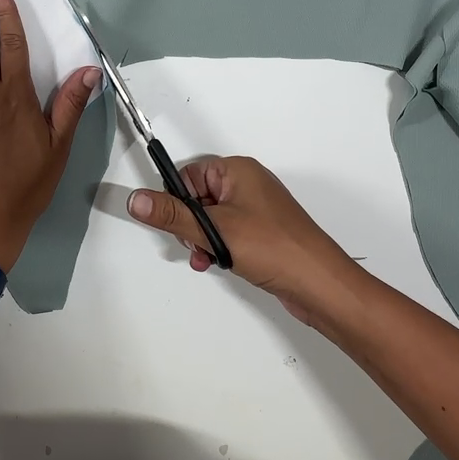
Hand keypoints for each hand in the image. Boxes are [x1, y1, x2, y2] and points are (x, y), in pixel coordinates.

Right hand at [126, 155, 365, 325]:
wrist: (322, 287)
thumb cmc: (274, 249)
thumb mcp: (214, 230)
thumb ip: (171, 215)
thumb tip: (135, 199)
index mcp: (238, 171)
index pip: (189, 174)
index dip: (177, 200)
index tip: (175, 224)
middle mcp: (248, 185)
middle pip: (199, 197)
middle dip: (190, 225)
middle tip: (195, 245)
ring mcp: (258, 210)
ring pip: (212, 218)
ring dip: (204, 240)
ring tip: (209, 260)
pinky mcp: (264, 233)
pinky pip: (229, 232)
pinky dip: (220, 248)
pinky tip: (220, 264)